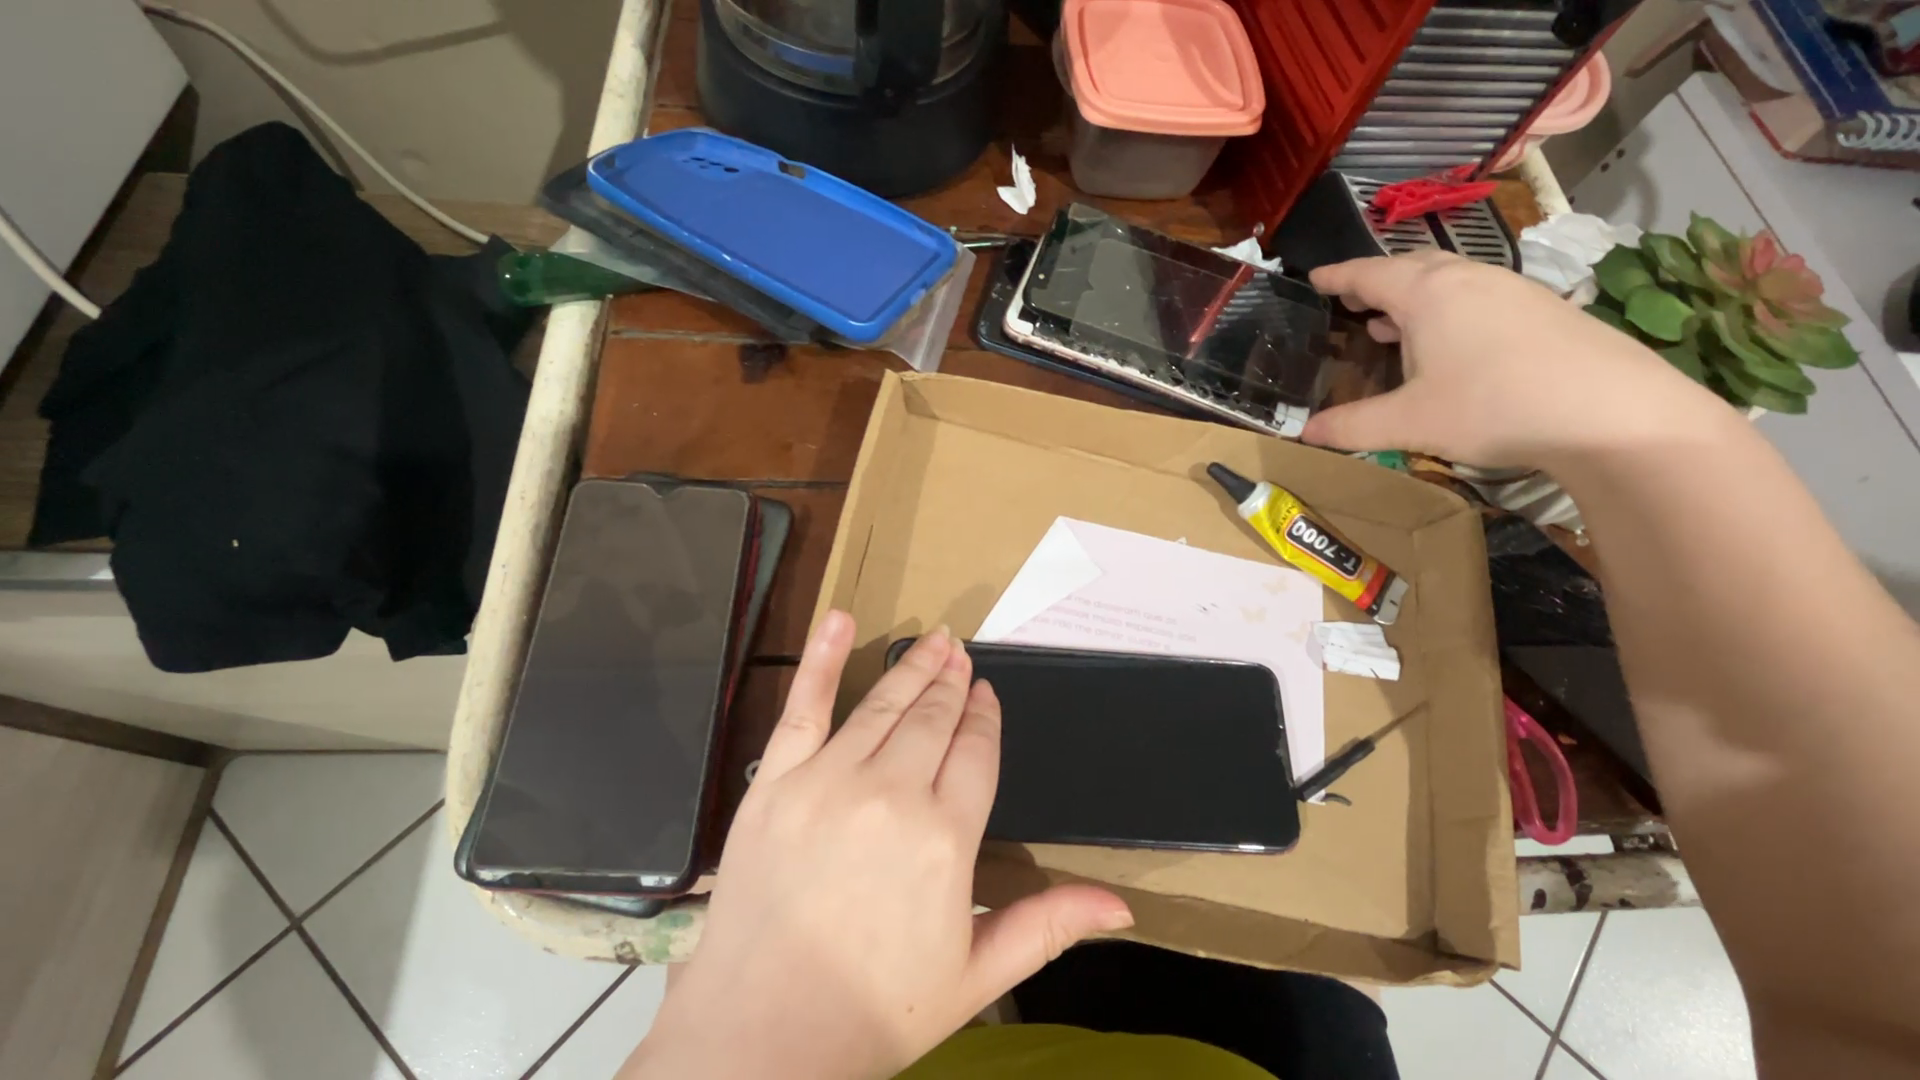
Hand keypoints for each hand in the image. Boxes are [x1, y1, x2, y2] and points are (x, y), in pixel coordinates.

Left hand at [624, 615, 1131, 1079]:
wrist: (763, 1036)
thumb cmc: (872, 1011)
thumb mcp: (975, 976)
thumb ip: (1047, 926)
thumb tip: (1121, 906)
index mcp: (946, 837)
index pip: (976, 751)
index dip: (985, 717)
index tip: (988, 693)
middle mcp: (891, 794)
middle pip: (933, 719)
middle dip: (953, 683)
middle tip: (962, 654)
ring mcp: (828, 781)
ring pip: (883, 706)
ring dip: (912, 669)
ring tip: (933, 642)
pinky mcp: (775, 782)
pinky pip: (802, 706)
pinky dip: (822, 659)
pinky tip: (841, 621)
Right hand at [1304, 251, 1730, 468]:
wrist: (1611, 410)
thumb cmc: (1492, 406)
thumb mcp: (1408, 423)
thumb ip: (1350, 426)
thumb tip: (1303, 434)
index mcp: (1427, 293)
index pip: (1368, 274)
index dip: (1336, 277)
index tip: (1313, 278)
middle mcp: (1467, 278)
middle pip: (1410, 266)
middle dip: (1375, 282)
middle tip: (1349, 300)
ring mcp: (1510, 289)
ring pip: (1447, 281)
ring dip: (1411, 297)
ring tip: (1387, 325)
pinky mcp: (1541, 309)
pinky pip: (1475, 296)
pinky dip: (1445, 310)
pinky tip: (1446, 343)